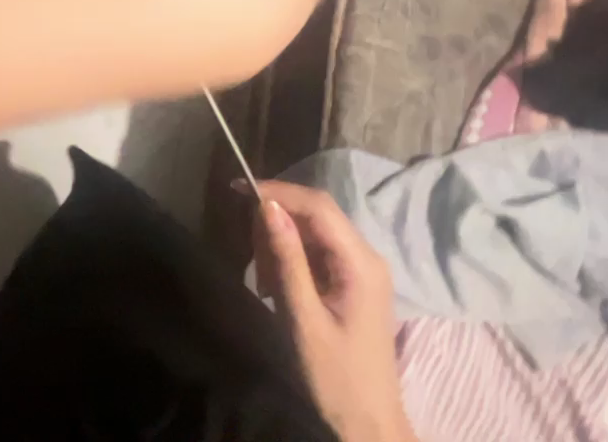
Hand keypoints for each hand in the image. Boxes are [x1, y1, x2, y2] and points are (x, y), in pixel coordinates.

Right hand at [254, 180, 415, 441]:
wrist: (368, 425)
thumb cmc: (335, 377)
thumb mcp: (303, 318)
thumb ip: (287, 259)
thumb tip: (267, 206)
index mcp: (361, 263)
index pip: (318, 205)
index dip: (278, 190)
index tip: (238, 189)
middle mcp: (366, 256)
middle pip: (314, 213)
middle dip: (276, 225)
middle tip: (254, 263)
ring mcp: (361, 268)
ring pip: (311, 231)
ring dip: (280, 246)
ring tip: (265, 284)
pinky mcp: (352, 281)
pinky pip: (315, 251)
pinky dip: (290, 261)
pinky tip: (277, 289)